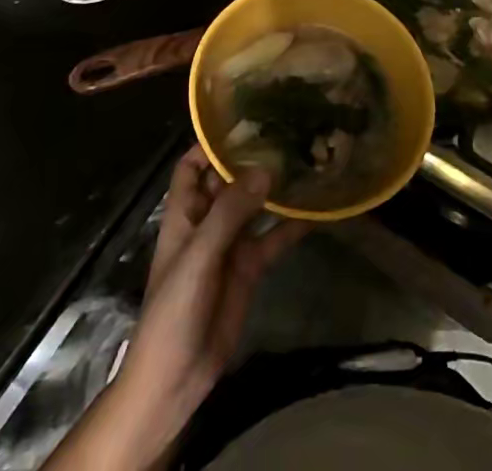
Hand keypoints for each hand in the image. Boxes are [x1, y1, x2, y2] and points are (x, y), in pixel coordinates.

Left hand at [122, 151, 308, 444]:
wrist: (179, 368)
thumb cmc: (175, 304)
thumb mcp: (199, 254)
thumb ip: (228, 214)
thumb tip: (262, 170)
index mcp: (182, 212)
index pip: (191, 166)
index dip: (209, 145)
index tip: (241, 122)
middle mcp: (204, 222)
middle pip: (225, 184)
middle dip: (249, 164)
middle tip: (286, 137)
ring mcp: (228, 246)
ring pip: (252, 211)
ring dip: (273, 194)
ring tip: (306, 167)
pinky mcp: (248, 271)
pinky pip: (270, 242)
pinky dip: (289, 230)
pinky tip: (316, 215)